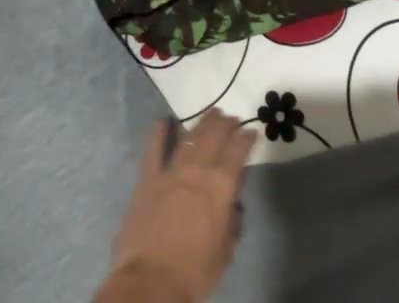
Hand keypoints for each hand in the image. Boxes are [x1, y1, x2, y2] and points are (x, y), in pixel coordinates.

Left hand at [97, 110, 256, 302]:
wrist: (150, 283)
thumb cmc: (194, 271)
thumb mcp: (226, 249)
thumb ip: (231, 220)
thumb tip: (232, 203)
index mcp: (221, 187)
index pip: (239, 151)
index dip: (246, 138)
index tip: (251, 132)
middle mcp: (198, 172)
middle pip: (214, 137)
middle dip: (226, 124)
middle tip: (231, 119)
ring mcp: (170, 173)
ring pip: (189, 139)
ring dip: (202, 124)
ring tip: (211, 115)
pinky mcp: (147, 182)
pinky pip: (152, 152)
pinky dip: (158, 134)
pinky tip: (162, 121)